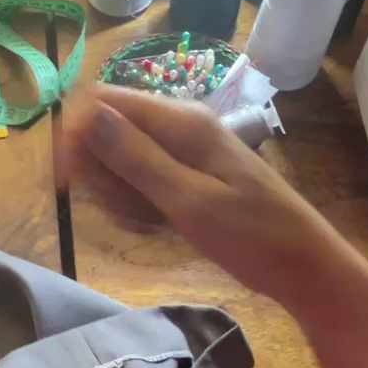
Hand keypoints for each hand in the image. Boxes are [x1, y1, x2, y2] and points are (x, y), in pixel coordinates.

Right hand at [58, 85, 367, 309]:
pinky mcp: (185, 177)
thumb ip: (135, 157)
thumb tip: (86, 113)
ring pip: (121, 162)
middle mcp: (179, 127)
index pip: (104, 102)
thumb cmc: (250, 234)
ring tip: (148, 222)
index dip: (77, 135)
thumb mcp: (187, 199)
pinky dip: (138, 205)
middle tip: (125, 210)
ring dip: (119, 194)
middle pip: (109, 132)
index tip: (65, 180)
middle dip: (101, 173)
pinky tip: (156, 226)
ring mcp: (183, 153)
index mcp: (181, 122)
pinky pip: (141, 183)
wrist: (302, 265)